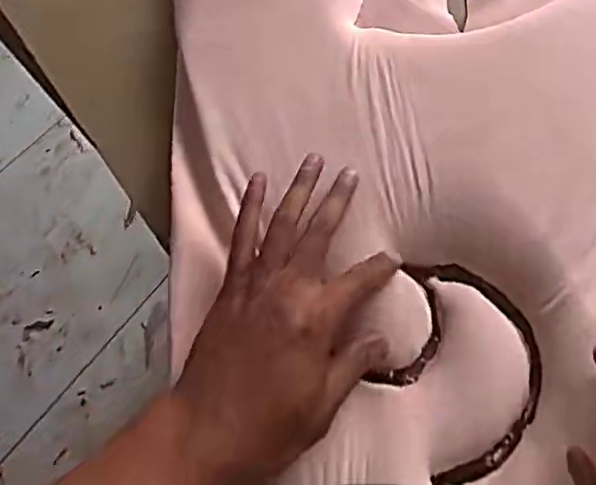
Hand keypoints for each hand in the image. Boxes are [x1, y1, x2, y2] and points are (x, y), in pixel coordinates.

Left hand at [169, 154, 399, 483]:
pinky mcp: (232, 285)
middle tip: (349, 173)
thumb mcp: (322, 407)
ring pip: (283, 224)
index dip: (379, 267)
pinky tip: (257, 182)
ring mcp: (257, 282)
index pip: (359, 281)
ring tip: (312, 161)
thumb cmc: (267, 427)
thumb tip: (381, 339)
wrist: (203, 433)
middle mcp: (288, 290)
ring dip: (299, 190)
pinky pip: (242, 236)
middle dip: (337, 200)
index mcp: (317, 319)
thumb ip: (353, 364)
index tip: (392, 258)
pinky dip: (250, 206)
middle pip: (320, 234)